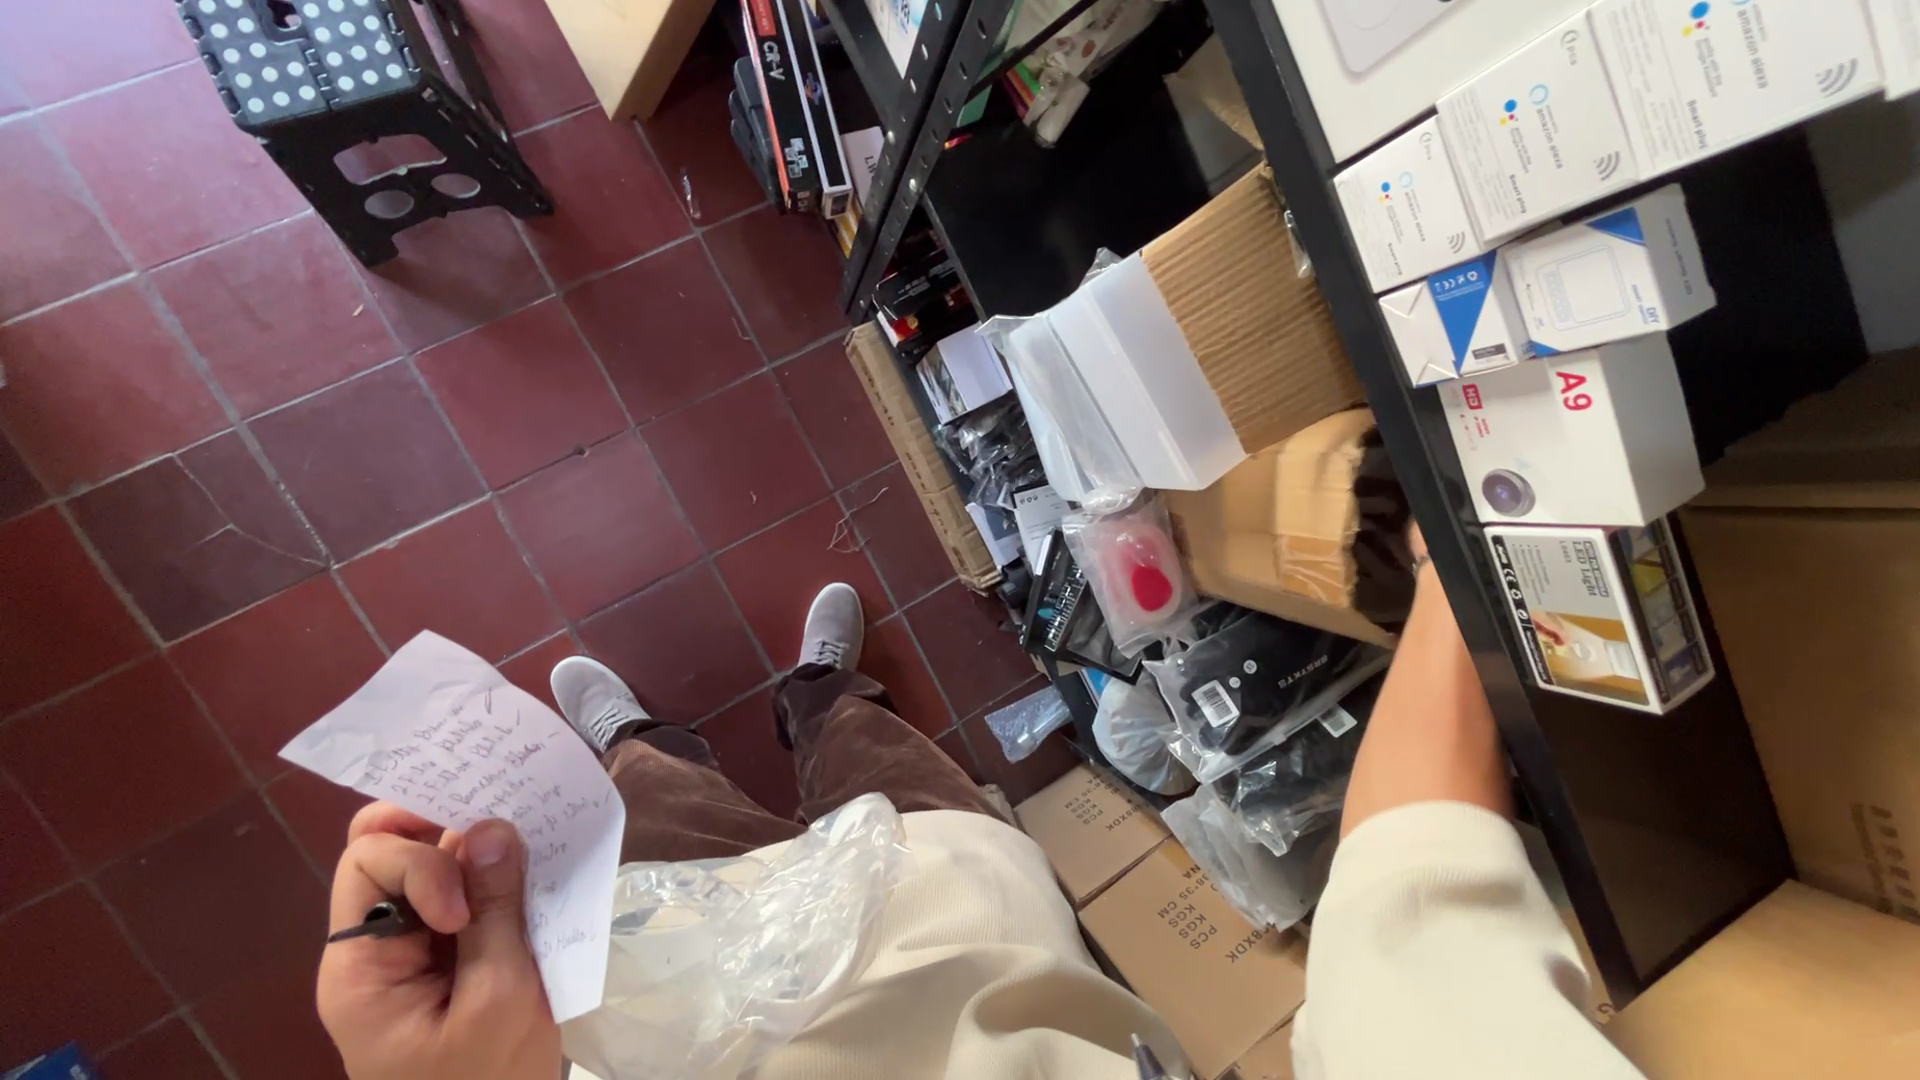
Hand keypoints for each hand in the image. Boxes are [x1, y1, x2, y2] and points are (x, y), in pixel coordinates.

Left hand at [317, 804, 561, 1079]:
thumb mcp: (500, 997)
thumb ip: (498, 910)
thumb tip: (493, 824)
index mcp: (363, 965)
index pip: (370, 862)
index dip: (423, 861)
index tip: (465, 909)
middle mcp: (378, 944)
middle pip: (389, 848)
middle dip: (443, 823)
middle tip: (499, 833)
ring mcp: (417, 945)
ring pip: (433, 860)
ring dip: (481, 844)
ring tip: (531, 848)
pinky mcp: (455, 949)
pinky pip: (468, 886)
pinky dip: (501, 868)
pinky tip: (536, 871)